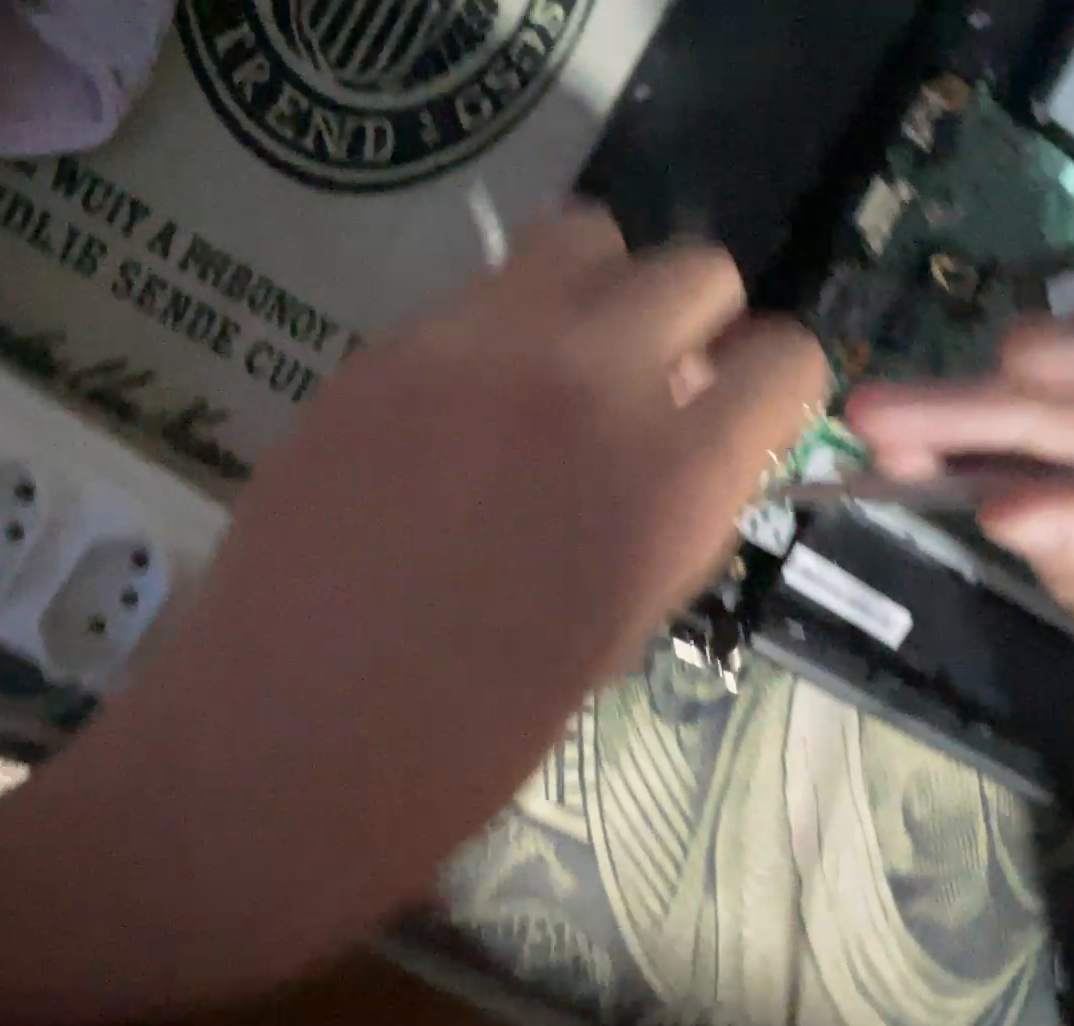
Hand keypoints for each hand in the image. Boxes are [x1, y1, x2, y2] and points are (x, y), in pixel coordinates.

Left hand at [79, 206, 824, 985]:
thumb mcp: (619, 626)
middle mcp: (584, 379)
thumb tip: (683, 436)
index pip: (786, 358)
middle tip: (647, 392)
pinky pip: (474, 296)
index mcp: (670, 477)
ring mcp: (467, 346)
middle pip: (694, 267)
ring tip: (560, 371)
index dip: (773, 389)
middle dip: (692, 326)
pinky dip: (498, 330)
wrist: (287, 740)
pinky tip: (457, 409)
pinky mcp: (376, 350)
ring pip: (581, 236)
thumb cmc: (471, 734)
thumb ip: (670, 509)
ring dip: (598, 295)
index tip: (740, 416)